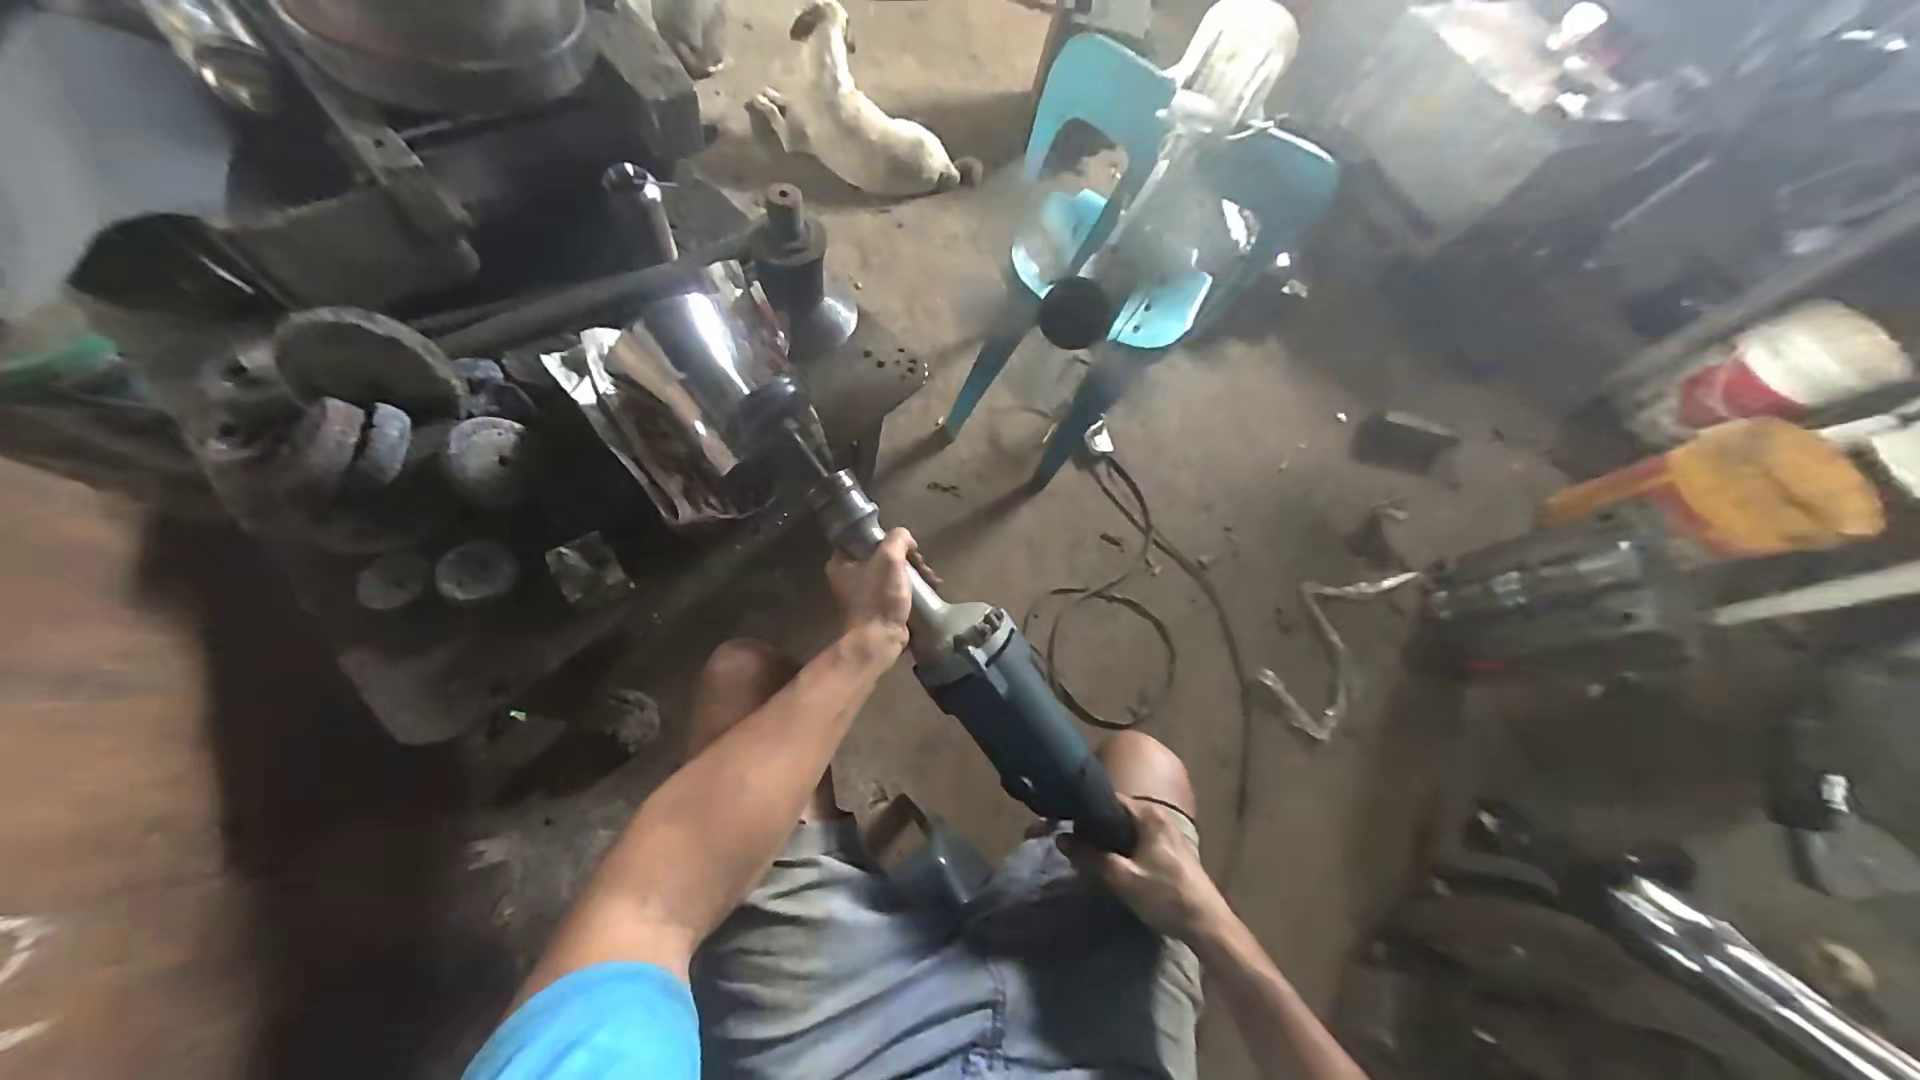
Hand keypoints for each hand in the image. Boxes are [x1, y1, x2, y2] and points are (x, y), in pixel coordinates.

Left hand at [825, 528, 918, 652]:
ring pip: (891, 572)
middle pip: (882, 555)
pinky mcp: (878, 607)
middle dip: (907, 559)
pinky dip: (911, 588)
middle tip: (922, 565)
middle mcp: (848, 577)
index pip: (863, 538)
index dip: (886, 537)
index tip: (905, 545)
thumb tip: (907, 539)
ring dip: (913, 573)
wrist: (880, 639)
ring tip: (931, 579)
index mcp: (840, 563)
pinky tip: (929, 588)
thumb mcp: (890, 557)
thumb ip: (898, 538)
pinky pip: (896, 589)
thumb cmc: (879, 597)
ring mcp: (863, 593)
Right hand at [1059, 796, 1230, 942]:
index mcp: (1148, 813)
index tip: (1065, 824)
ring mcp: (1167, 834)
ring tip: (1089, 860)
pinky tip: (1113, 868)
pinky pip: (1137, 841)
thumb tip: (1060, 838)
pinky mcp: (1171, 852)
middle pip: (1116, 814)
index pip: (1106, 798)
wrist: (1209, 927)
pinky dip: (1122, 850)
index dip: (1084, 811)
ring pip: (1126, 830)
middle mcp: (1158, 816)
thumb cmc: (1165, 896)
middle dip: (1095, 830)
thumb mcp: (1122, 878)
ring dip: (1108, 843)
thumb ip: (1090, 856)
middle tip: (1075, 848)